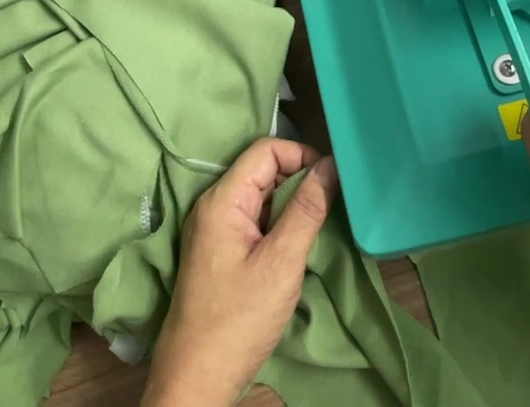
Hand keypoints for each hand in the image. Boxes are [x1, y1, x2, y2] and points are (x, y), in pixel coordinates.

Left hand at [142, 138, 338, 406]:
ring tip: (321, 223)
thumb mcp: (281, 262)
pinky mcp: (221, 251)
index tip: (333, 180)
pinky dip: (280, 222)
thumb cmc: (239, 319)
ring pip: (261, 195)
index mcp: (223, 200)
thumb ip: (307, 209)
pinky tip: (298, 243)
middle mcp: (215, 206)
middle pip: (263, 170)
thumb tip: (331, 165)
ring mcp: (216, 229)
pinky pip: (255, 219)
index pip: (265, 150)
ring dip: (292, 203)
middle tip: (332, 204)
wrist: (197, 379)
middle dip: (300, 178)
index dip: (301, 156)